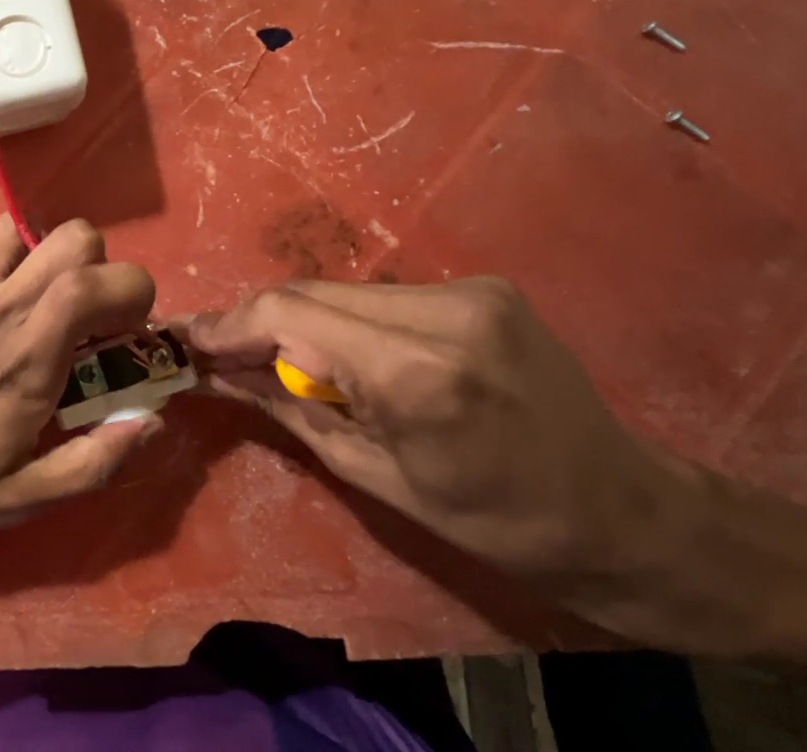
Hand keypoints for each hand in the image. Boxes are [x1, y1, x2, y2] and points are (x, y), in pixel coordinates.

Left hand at [0, 218, 162, 601]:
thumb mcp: (20, 499)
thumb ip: (95, 462)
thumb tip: (151, 420)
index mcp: (30, 357)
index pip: (104, 281)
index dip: (131, 294)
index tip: (121, 332)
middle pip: (75, 235)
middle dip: (94, 268)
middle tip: (76, 315)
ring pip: (19, 229)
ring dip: (34, 260)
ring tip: (21, 304)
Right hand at [186, 278, 684, 588]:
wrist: (619, 512)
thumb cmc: (489, 520)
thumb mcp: (368, 471)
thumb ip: (284, 405)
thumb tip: (213, 372)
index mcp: (416, 370)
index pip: (288, 312)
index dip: (227, 324)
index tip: (187, 344)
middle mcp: (443, 310)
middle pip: (307, 291)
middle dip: (255, 322)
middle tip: (220, 355)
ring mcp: (469, 290)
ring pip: (340, 290)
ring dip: (300, 321)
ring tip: (281, 361)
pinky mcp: (481, 287)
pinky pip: (380, 296)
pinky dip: (344, 321)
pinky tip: (346, 357)